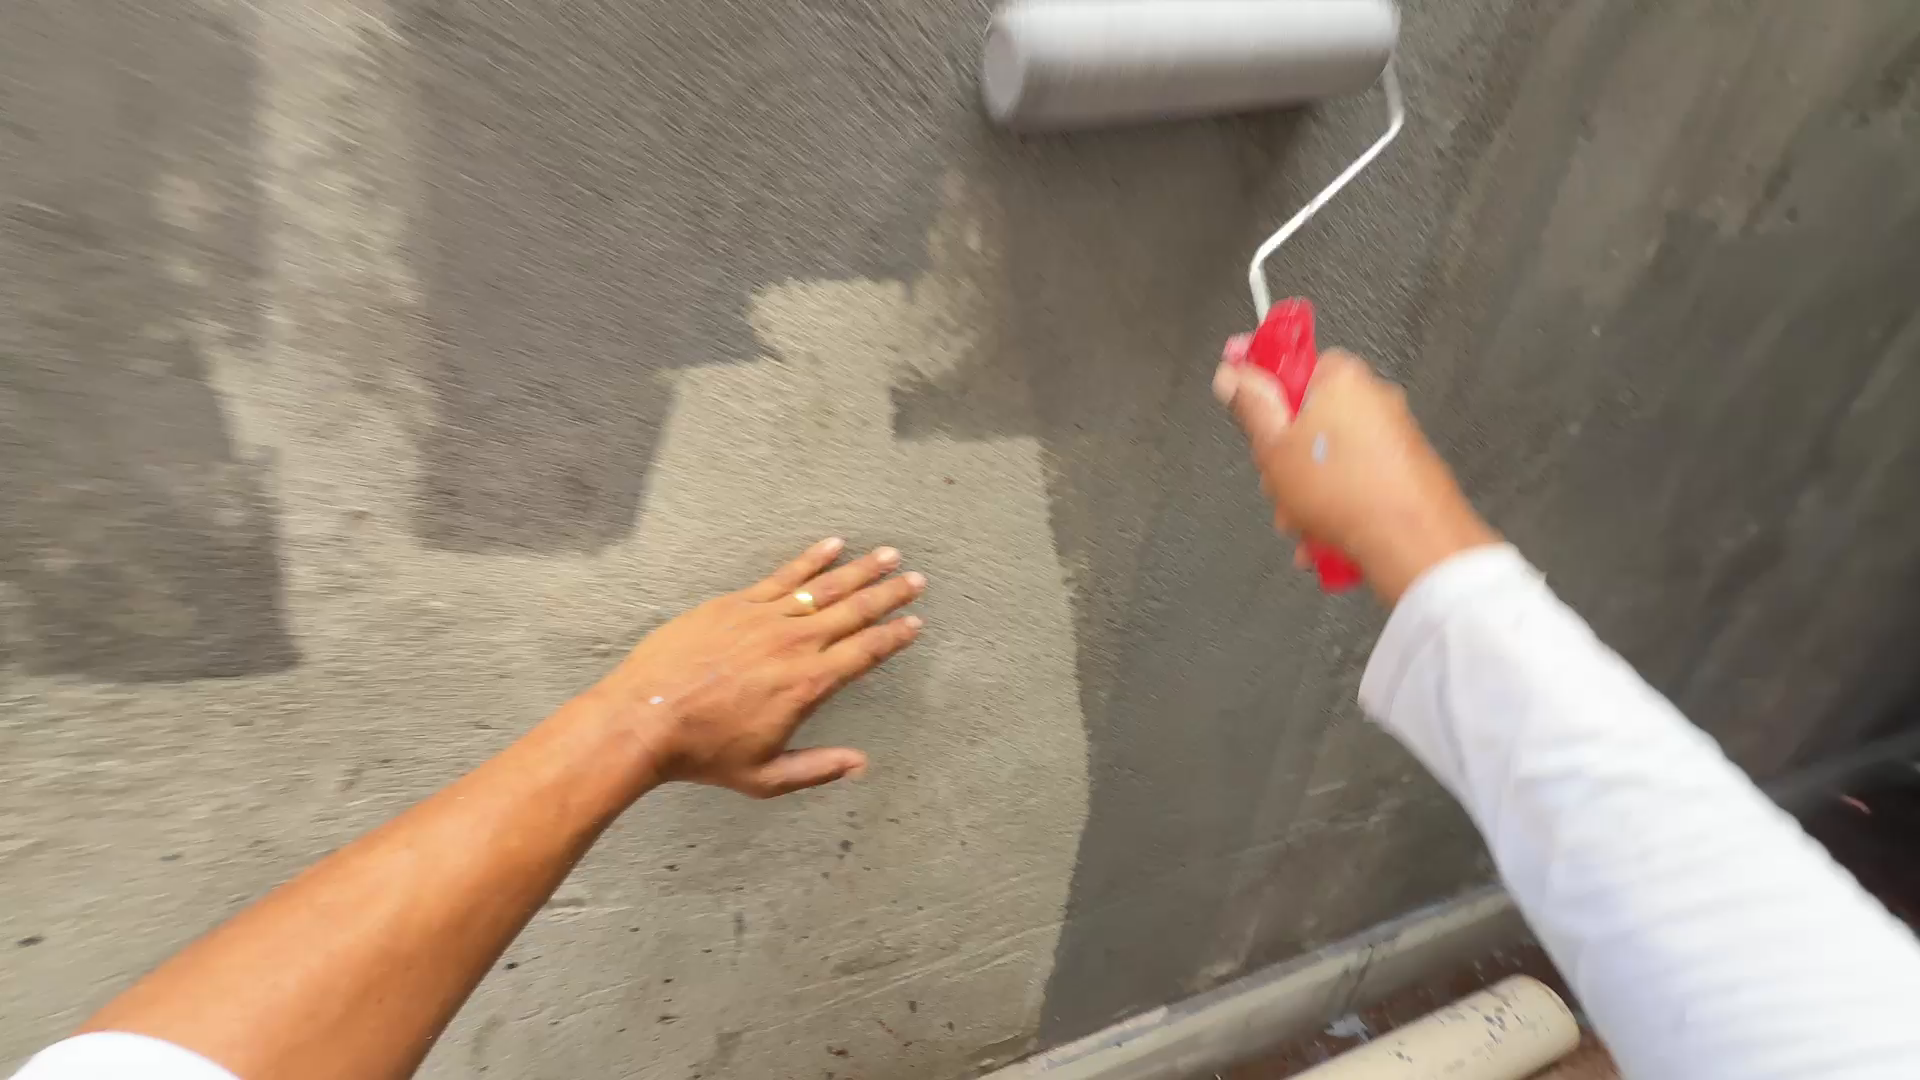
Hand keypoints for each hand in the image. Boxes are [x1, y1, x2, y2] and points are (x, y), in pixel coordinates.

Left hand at [582, 538, 924, 797]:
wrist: (644, 718)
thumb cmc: (704, 753)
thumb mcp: (766, 777)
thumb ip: (817, 768)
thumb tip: (861, 764)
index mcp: (809, 683)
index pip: (866, 652)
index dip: (895, 636)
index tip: (916, 623)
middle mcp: (796, 644)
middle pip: (856, 611)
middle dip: (891, 594)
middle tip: (917, 580)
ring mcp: (767, 618)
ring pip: (826, 587)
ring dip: (861, 569)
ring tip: (889, 554)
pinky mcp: (738, 603)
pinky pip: (784, 575)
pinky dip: (812, 559)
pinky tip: (833, 545)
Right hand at [1212, 338, 1498, 604]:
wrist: (1409, 543)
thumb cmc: (1349, 495)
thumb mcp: (1272, 447)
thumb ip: (1248, 404)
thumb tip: (1232, 374)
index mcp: (1341, 379)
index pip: (1290, 362)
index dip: (1261, 388)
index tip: (1245, 405)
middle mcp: (1372, 398)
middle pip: (1303, 417)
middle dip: (1282, 456)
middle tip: (1275, 476)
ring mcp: (1391, 434)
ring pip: (1323, 456)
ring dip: (1302, 489)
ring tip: (1301, 515)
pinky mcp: (1401, 468)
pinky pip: (1349, 479)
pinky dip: (1331, 503)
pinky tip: (1321, 531)